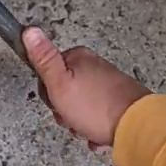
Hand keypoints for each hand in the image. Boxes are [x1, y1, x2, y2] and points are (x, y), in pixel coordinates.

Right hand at [23, 28, 151, 148]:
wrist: (136, 126)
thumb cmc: (95, 107)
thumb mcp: (59, 83)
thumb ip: (43, 58)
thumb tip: (30, 30)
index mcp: (79, 58)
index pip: (49, 73)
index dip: (49, 93)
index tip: (56, 101)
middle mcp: (96, 67)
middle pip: (66, 91)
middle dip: (66, 111)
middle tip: (72, 117)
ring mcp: (109, 84)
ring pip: (82, 106)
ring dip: (81, 123)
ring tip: (88, 128)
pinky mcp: (120, 101)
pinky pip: (99, 116)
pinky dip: (96, 128)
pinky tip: (99, 135)